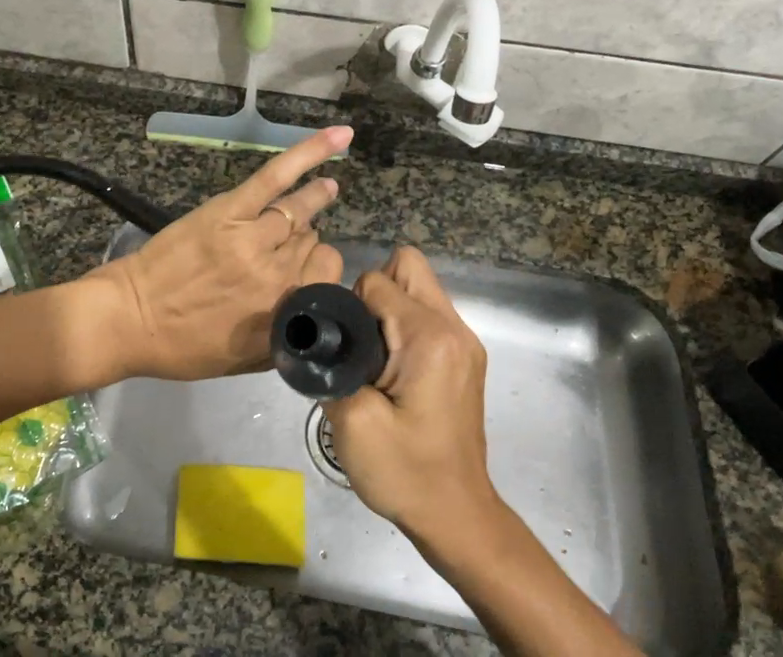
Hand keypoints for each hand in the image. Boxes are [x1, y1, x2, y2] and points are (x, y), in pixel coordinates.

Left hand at [89, 126, 351, 380]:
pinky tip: (339, 136)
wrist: (132, 320)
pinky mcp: (229, 212)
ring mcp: (254, 240)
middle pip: (311, 242)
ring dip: (313, 199)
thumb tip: (318, 306)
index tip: (303, 271)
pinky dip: (309, 153)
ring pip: (298, 212)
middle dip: (302, 243)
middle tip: (281, 248)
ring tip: (327, 189)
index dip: (318, 270)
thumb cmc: (186, 348)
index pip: (327, 273)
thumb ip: (290, 332)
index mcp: (286, 312)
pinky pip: (276, 178)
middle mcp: (279, 276)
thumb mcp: (249, 358)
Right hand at [324, 247, 497, 542]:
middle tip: (357, 342)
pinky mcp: (464, 360)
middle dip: (373, 292)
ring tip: (370, 358)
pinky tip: (389, 370)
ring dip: (388, 309)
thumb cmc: (404, 471)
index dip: (349, 306)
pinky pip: (428, 316)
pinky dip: (403, 327)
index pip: (377, 281)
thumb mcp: (351, 420)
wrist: (454, 515)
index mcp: (430, 337)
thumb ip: (331, 364)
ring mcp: (465, 343)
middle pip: (407, 266)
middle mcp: (454, 328)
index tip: (342, 347)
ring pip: (418, 288)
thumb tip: (317, 334)